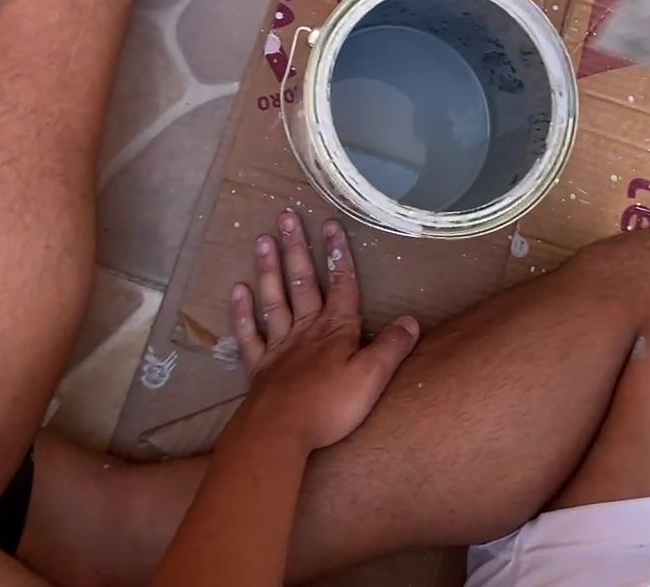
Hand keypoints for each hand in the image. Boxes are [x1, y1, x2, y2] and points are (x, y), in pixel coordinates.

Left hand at [228, 212, 419, 451]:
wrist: (279, 433)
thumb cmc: (329, 407)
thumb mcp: (372, 378)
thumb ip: (391, 347)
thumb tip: (411, 320)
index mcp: (336, 330)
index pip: (341, 283)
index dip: (338, 253)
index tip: (329, 222)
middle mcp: (306, 329)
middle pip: (302, 281)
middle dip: (296, 248)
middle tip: (285, 216)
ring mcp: (279, 346)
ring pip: (274, 299)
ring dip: (268, 269)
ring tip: (262, 239)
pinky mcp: (259, 367)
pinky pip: (248, 334)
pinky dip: (242, 312)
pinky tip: (237, 290)